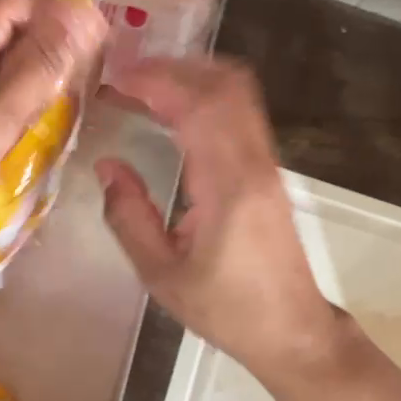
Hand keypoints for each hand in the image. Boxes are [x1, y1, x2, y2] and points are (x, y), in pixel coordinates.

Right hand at [96, 58, 344, 378]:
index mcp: (228, 187)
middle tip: (127, 77)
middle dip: (174, 69)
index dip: (156, 81)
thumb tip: (108, 165)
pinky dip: (208, 98)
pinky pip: (242, 114)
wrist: (292, 330)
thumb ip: (130, 218)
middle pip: (224, 86)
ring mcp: (268, 165)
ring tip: (146, 88)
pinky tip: (176, 113)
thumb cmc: (227, 311)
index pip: (197, 108)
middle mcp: (255, 164)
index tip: (116, 79)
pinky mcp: (270, 172)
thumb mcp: (163, 276)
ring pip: (239, 95)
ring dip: (193, 79)